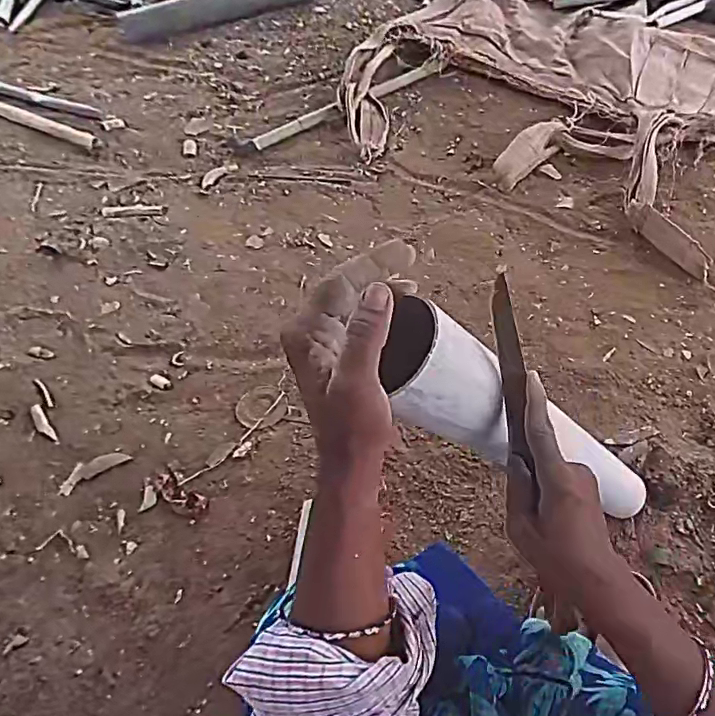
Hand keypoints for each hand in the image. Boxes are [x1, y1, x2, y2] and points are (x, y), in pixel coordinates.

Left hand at [281, 240, 416, 467]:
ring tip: (408, 279)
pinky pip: (356, 318)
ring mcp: (322, 345)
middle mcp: (308, 336)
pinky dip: (378, 306)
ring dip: (378, 286)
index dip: (372, 265)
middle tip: (408, 258)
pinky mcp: (338, 356)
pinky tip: (396, 304)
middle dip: (375, 270)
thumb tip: (378, 291)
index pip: (338, 284)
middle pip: (342, 287)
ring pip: (350, 301)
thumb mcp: (361, 380)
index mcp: (306, 336)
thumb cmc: (353, 429)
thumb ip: (367, 334)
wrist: (350, 461)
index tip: (403, 254)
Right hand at [505, 371, 619, 608]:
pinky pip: (560, 478)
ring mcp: (587, 479)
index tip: (531, 378)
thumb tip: (518, 462)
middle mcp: (577, 472)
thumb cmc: (556, 558)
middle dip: (528, 475)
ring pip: (551, 470)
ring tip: (543, 525)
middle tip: (530, 514)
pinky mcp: (590, 486)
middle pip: (541, 457)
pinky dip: (550, 491)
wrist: (596, 577)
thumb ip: (516, 489)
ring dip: (540, 487)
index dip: (534, 404)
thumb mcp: (521, 528)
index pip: (542, 434)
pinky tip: (553, 522)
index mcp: (558, 480)